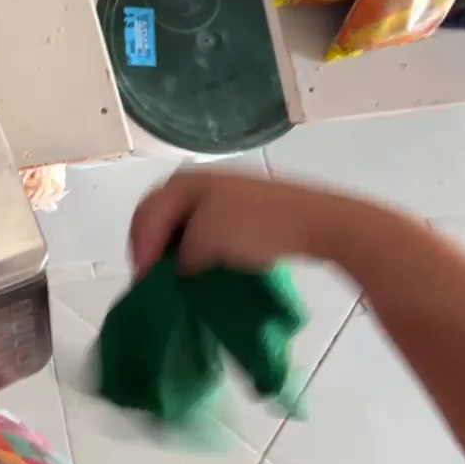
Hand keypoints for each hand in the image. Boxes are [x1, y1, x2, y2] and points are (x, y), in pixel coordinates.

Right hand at [129, 169, 375, 274]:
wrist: (324, 223)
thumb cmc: (257, 227)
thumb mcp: (204, 243)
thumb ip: (179, 256)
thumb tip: (177, 269)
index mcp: (181, 182)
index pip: (144, 216)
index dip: (140, 250)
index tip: (143, 282)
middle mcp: (195, 180)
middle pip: (159, 215)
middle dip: (153, 246)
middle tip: (153, 277)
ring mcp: (222, 191)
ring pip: (182, 221)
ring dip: (175, 247)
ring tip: (177, 273)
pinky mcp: (244, 206)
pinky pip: (205, 225)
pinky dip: (198, 244)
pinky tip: (205, 262)